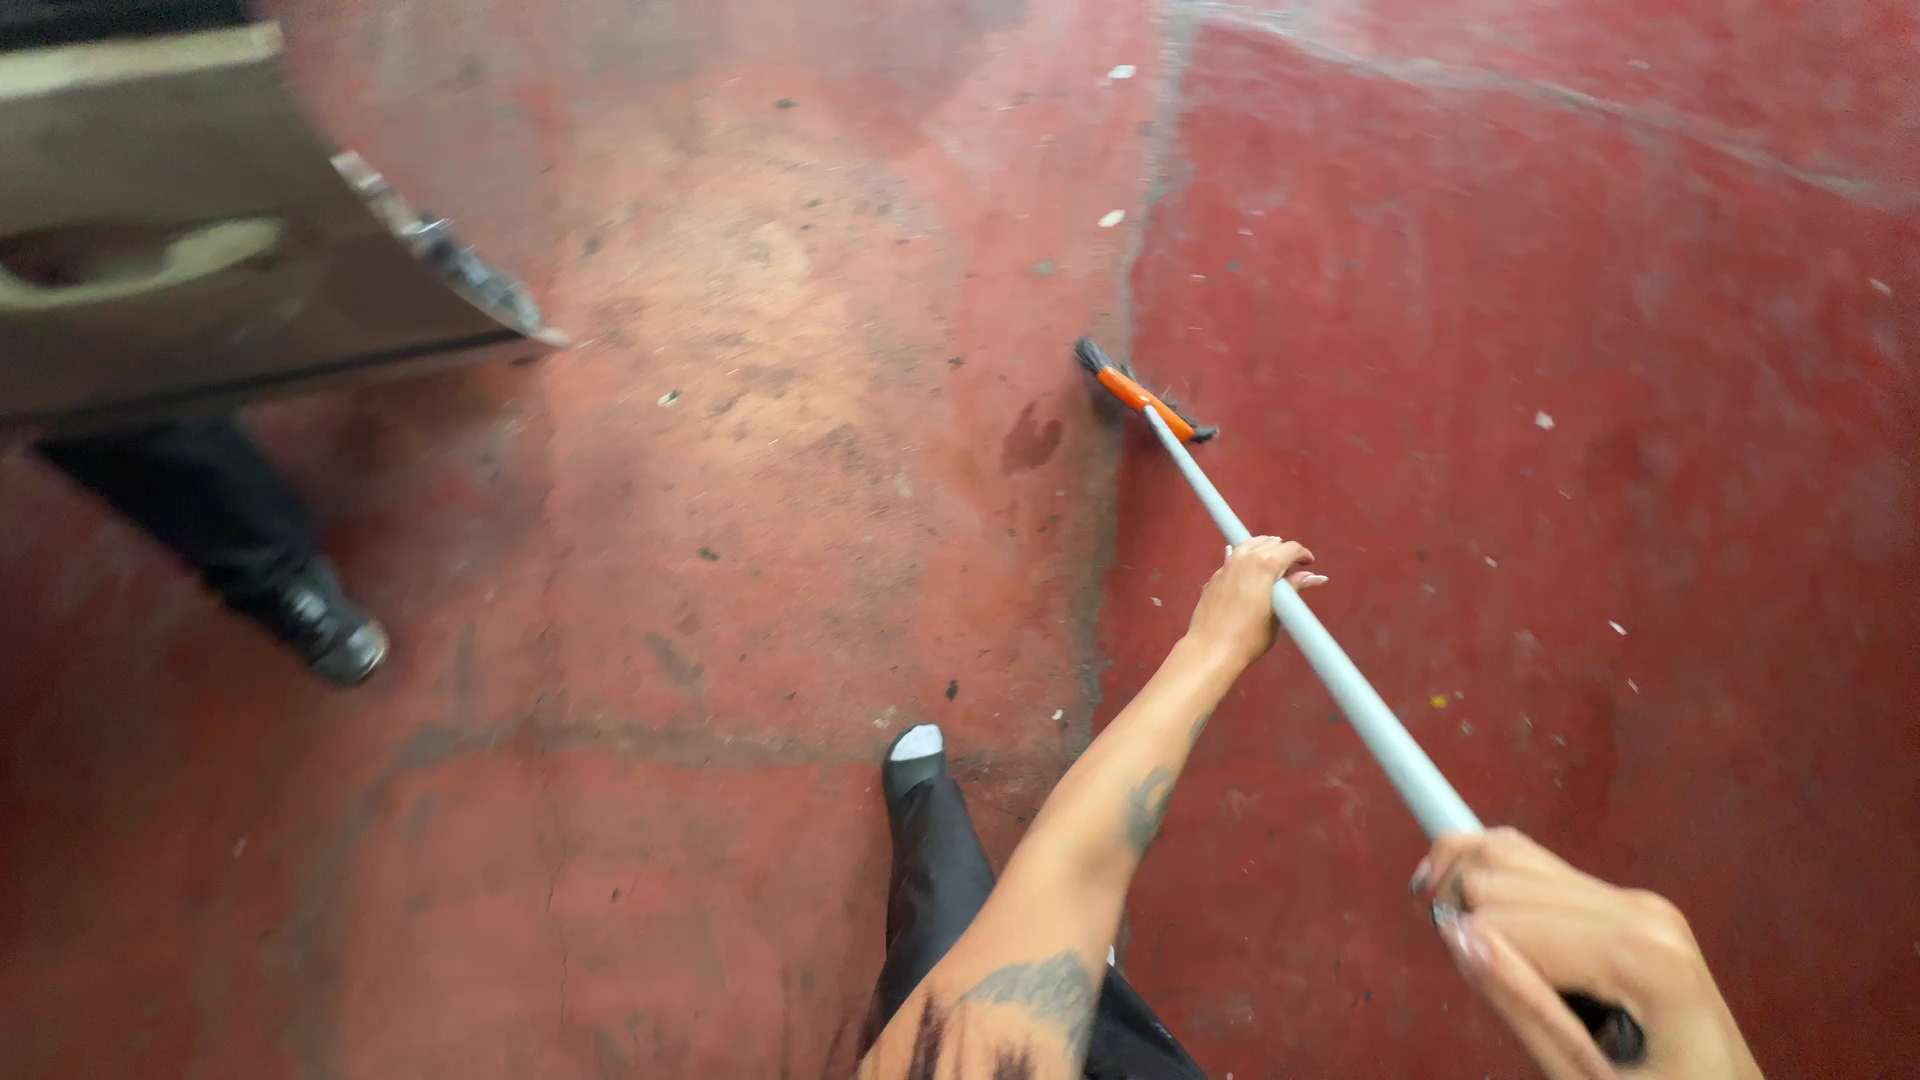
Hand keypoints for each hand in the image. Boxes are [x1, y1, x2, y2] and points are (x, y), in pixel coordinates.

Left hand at [1183, 536, 1323, 667]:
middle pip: (1268, 543)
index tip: (1308, 564)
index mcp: (1265, 565)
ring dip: (1262, 549)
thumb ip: (1294, 590)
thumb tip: (1315, 577)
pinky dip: (1243, 559)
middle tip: (1291, 567)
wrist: (1211, 647)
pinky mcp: (1213, 578)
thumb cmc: (1251, 635)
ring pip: (1247, 546)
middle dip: (1283, 551)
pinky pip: (1231, 559)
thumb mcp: (1279, 614)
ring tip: (1272, 562)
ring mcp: (1225, 567)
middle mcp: (1244, 559)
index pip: (1290, 548)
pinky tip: (1246, 567)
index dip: (1302, 554)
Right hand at [1413, 828, 1762, 1079]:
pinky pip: (1519, 853)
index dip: (1475, 962)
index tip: (1482, 998)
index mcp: (1645, 959)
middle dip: (1460, 917)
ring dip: (1458, 883)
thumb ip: (1523, 1006)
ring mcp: (1628, 898)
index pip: (1502, 924)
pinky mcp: (1611, 896)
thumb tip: (1453, 933)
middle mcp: (1638, 910)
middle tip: (1466, 968)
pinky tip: (1454, 890)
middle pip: (1493, 877)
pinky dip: (1475, 862)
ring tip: (1452, 928)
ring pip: (1497, 850)